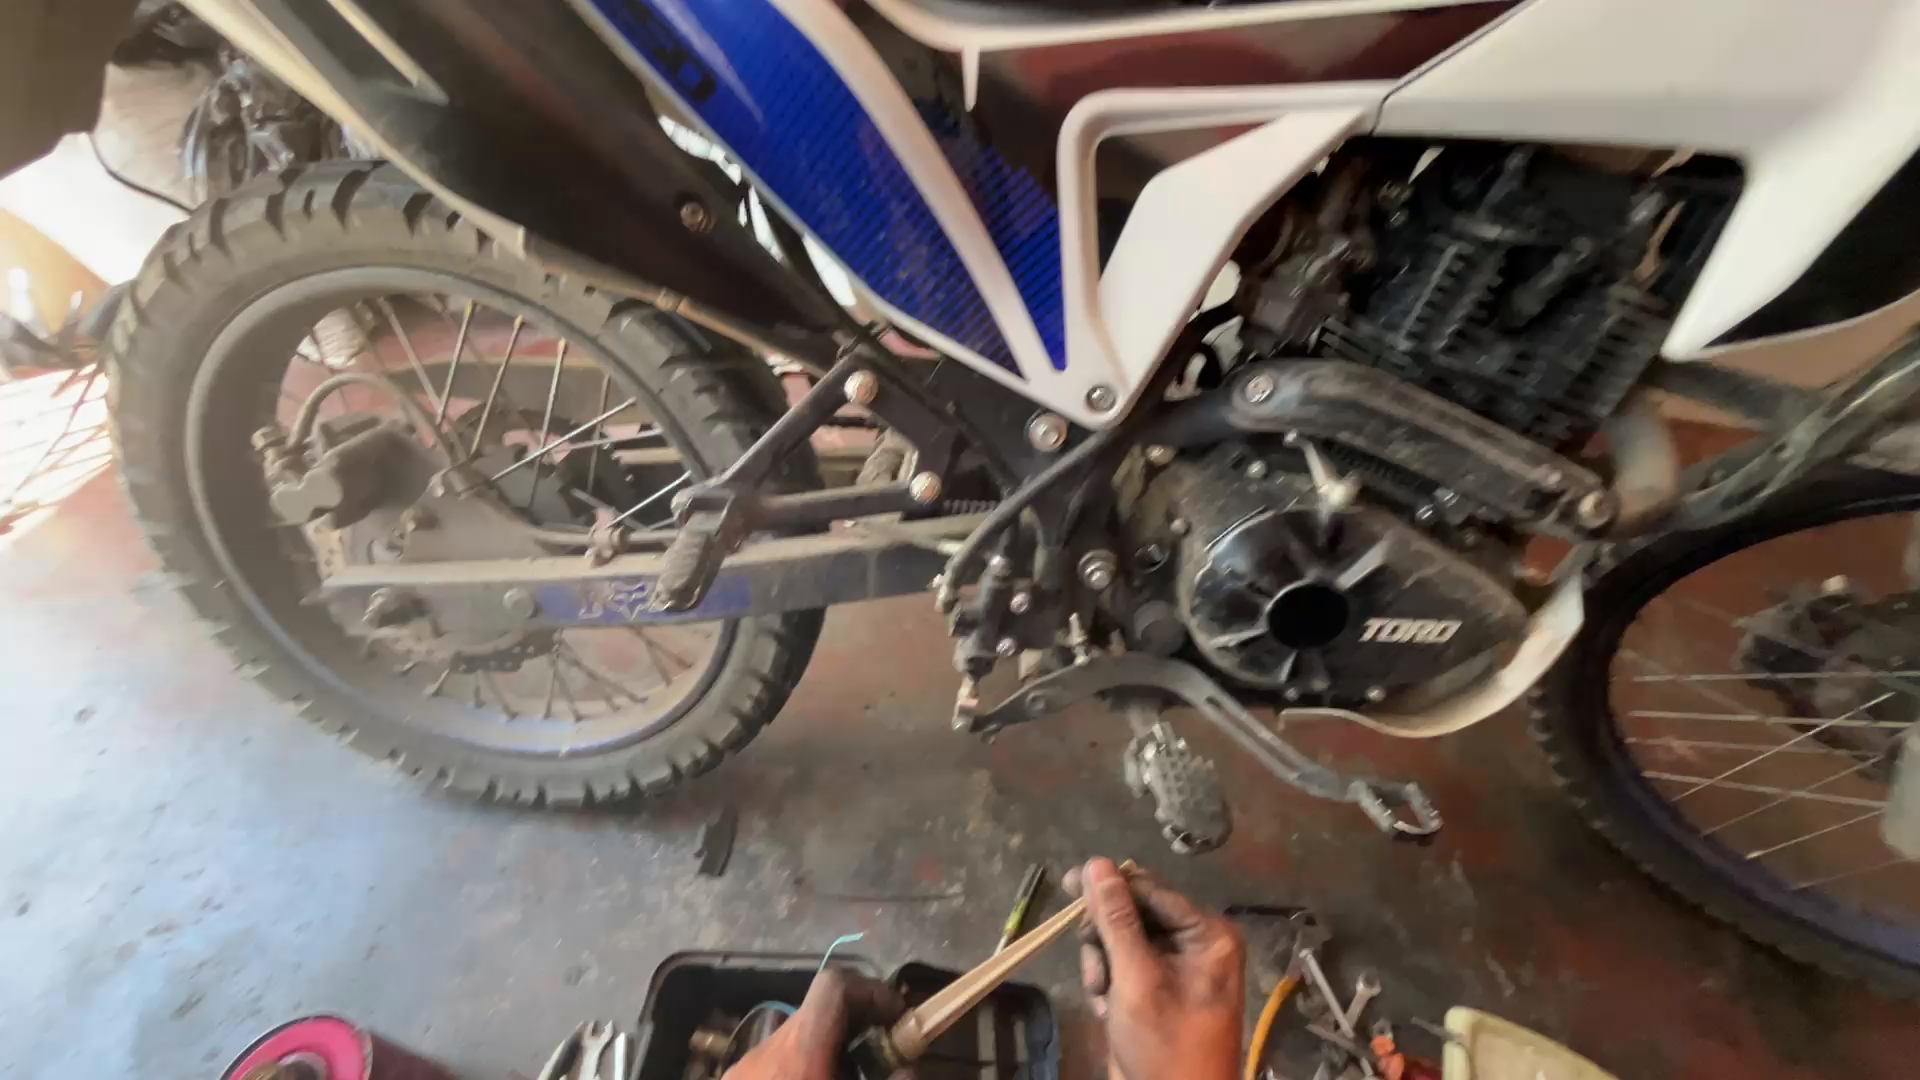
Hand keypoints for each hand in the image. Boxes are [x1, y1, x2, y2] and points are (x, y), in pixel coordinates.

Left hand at [721, 969, 904, 1079]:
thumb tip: (911, 1068)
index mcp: (801, 1050)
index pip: (835, 985)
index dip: (871, 990)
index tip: (897, 1018)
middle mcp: (769, 1048)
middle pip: (819, 1010)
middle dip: (856, 1023)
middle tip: (880, 1053)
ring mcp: (745, 1067)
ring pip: (797, 1037)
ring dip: (829, 1047)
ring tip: (848, 1075)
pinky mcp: (734, 1079)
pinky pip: (776, 1061)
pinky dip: (803, 1065)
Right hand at [1066, 857, 1244, 1079]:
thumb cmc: (1165, 1050)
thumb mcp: (1136, 979)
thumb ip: (1115, 918)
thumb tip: (1097, 862)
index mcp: (1208, 934)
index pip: (1149, 889)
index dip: (1109, 886)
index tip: (1069, 883)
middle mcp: (1196, 941)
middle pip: (1133, 909)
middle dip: (1105, 936)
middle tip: (1090, 959)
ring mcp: (1177, 964)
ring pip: (1120, 934)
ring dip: (1103, 961)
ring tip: (1102, 994)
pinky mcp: (1157, 984)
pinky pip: (1122, 959)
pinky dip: (1107, 978)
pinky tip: (1107, 1007)